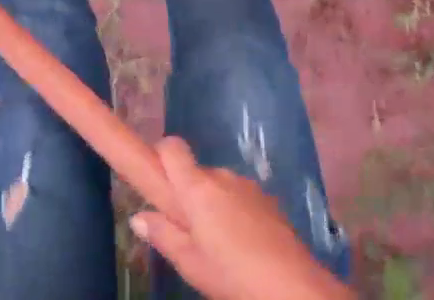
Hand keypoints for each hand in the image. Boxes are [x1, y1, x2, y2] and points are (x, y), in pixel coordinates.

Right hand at [130, 138, 347, 299]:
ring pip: (221, 186)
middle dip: (189, 193)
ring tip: (219, 244)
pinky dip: (236, 212)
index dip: (161, 155)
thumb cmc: (233, 276)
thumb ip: (163, 236)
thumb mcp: (191, 264)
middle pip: (197, 172)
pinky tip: (244, 246)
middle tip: (189, 230)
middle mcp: (222, 177)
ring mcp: (249, 187)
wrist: (296, 290)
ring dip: (214, 205)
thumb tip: (137, 217)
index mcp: (197, 188)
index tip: (158, 180)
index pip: (172, 147)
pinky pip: (241, 197)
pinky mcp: (270, 201)